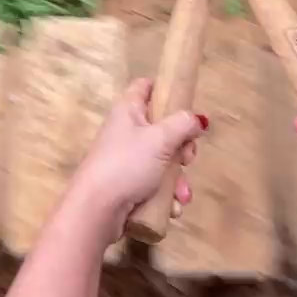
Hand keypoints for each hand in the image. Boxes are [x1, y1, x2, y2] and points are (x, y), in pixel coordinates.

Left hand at [65, 78, 208, 242]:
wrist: (97, 209)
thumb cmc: (128, 163)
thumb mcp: (160, 139)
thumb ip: (183, 124)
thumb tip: (199, 119)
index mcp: (129, 109)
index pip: (146, 86)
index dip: (166, 90)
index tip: (186, 106)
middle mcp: (127, 129)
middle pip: (163, 127)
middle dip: (182, 147)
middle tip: (187, 158)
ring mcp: (128, 157)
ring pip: (163, 159)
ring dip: (177, 178)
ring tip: (181, 195)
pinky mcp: (129, 183)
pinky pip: (155, 182)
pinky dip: (166, 194)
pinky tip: (172, 207)